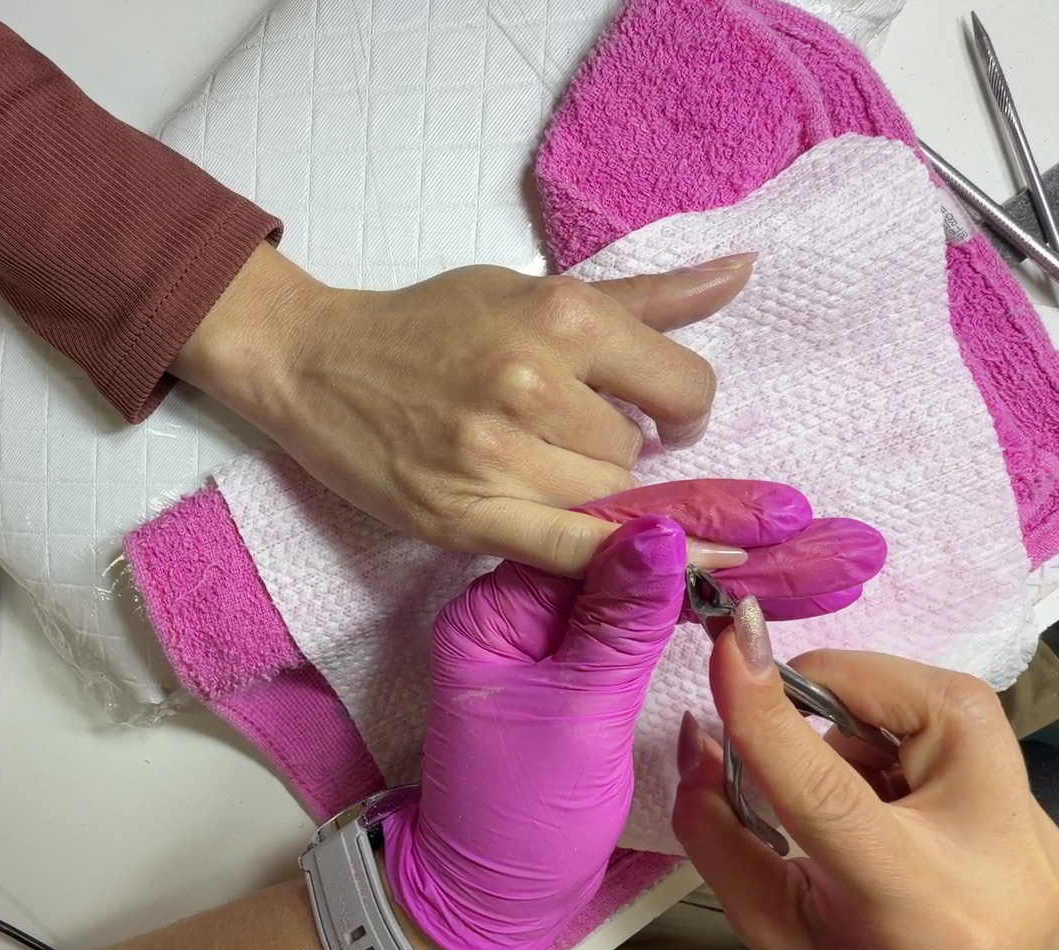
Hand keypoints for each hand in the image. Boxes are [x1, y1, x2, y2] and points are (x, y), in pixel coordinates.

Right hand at [174, 244, 752, 574]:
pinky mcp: (459, 515)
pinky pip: (565, 551)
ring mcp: (493, 456)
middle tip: (565, 442)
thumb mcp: (525, 290)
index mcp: (559, 315)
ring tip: (535, 470)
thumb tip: (741, 273)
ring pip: (601, 506)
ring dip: (585, 497)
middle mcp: (531, 384)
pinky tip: (667, 566)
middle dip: (613, 455)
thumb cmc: (421, 325)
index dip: (684, 410)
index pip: (680, 388)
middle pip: (632, 457)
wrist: (316, 364)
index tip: (662, 417)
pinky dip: (617, 561)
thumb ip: (640, 296)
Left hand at [380, 481, 887, 949]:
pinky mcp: (575, 667)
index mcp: (493, 612)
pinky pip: (640, 623)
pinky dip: (696, 610)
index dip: (680, 523)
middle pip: (622, 556)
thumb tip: (660, 532)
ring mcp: (547, 639)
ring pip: (641, 587)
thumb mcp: (580, 712)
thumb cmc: (522, 814)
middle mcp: (515, 611)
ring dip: (721, 572)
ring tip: (811, 553)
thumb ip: (620, 621)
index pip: (590, 540)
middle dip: (716, 541)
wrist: (496, 892)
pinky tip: (756, 589)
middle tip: (805, 521)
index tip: (764, 512)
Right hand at [673, 635, 1058, 949]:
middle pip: (942, 711)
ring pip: (955, 704)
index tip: (727, 644)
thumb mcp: (769, 932)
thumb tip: (699, 735)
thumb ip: (717, 832)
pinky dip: (892, 727)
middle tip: (782, 704)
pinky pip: (960, 729)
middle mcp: (1002, 866)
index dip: (772, 715)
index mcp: (918, 917)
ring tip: (831, 762)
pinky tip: (875, 783)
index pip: (833, 797)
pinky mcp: (1045, 813)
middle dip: (842, 678)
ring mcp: (1041, 835)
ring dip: (865, 703)